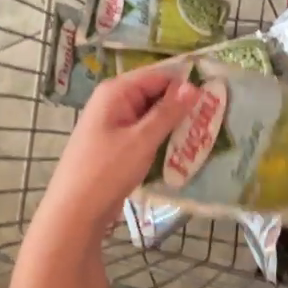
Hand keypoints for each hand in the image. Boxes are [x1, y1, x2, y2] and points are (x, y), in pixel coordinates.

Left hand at [33, 64, 200, 238]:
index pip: (158, 76)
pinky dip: (159, 139)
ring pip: (150, 116)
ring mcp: (112, 124)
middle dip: (179, 106)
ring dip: (172, 125)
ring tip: (200, 136)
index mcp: (116, 92)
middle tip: (210, 120)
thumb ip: (168, 112)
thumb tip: (193, 86)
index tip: (212, 97)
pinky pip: (142, 133)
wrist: (74, 212)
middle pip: (153, 94)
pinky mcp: (114, 145)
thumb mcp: (142, 140)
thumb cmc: (107, 171)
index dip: (184, 84)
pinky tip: (179, 151)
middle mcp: (112, 102)